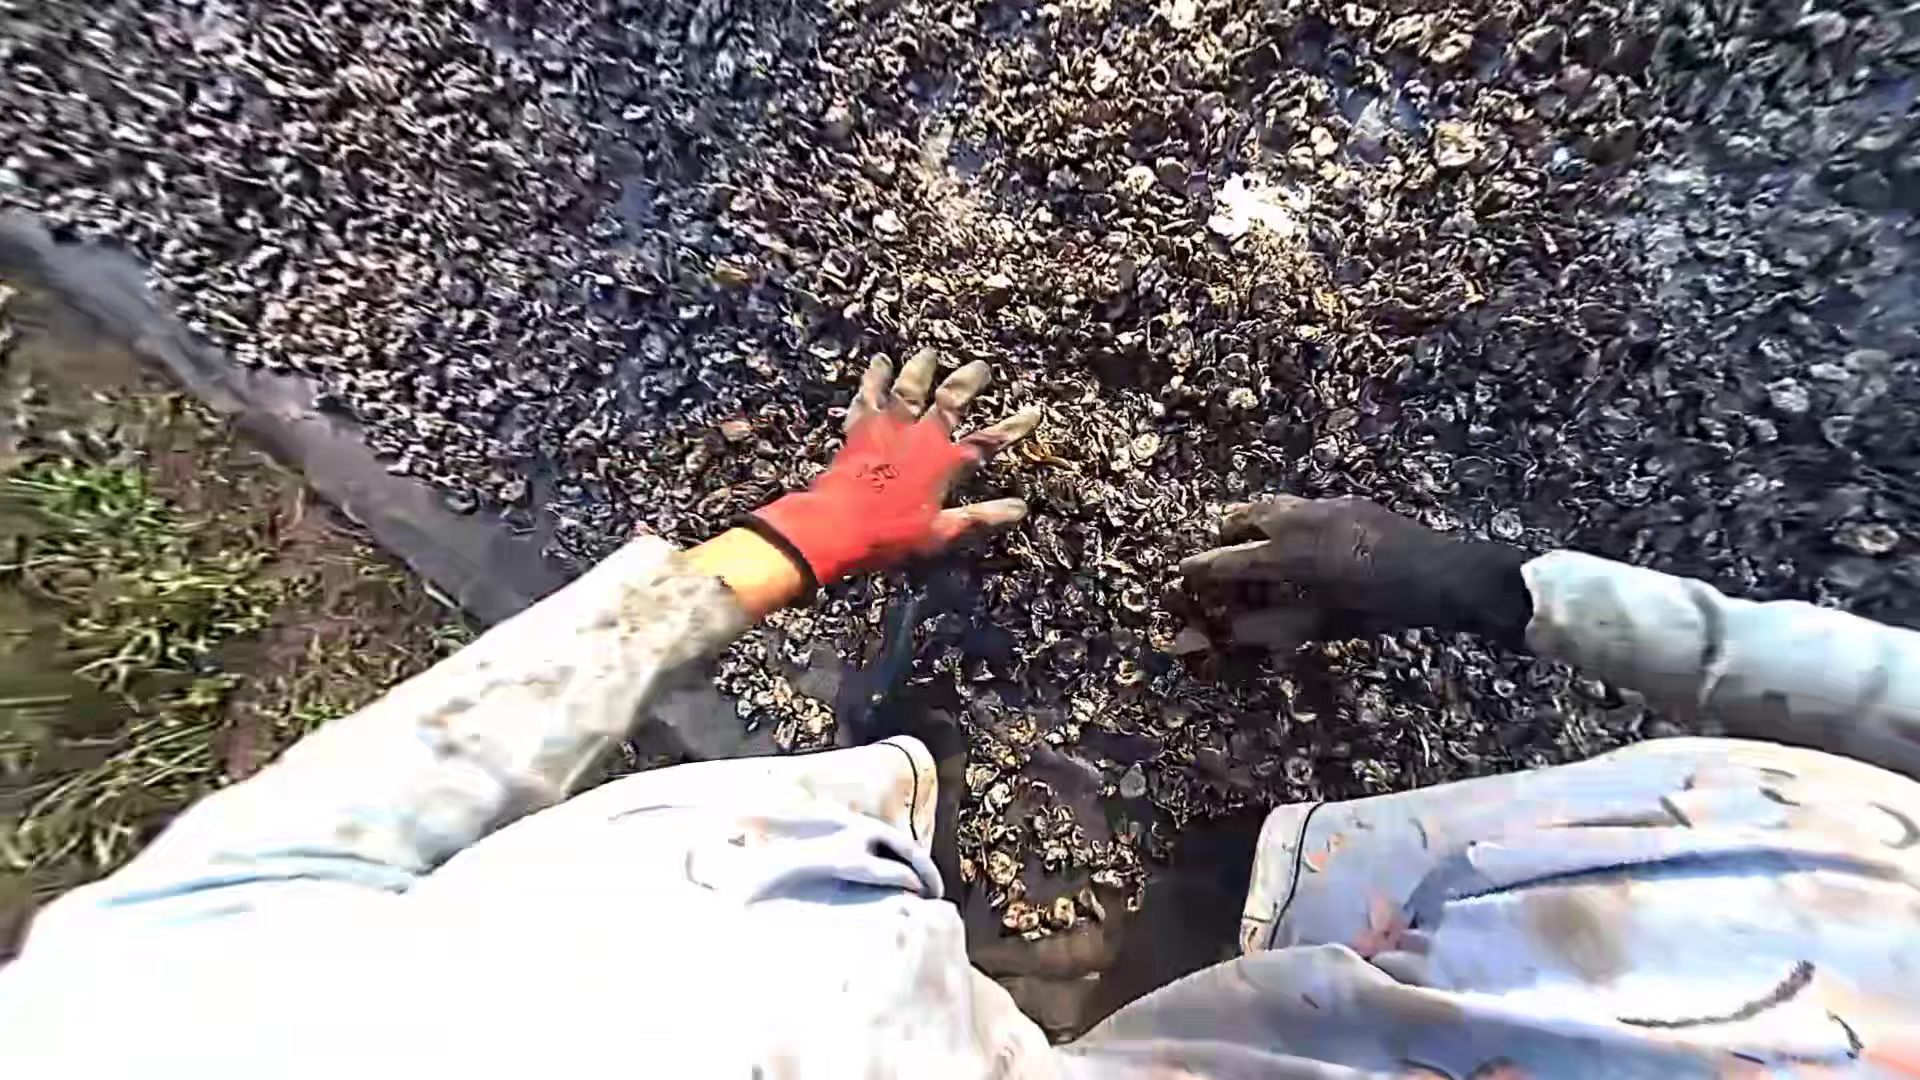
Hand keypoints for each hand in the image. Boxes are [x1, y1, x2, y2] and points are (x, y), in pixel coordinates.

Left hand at [748, 349, 1040, 590]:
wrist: (837, 526)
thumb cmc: (891, 534)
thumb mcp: (942, 533)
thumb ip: (981, 517)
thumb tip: (1020, 509)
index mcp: (944, 462)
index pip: (988, 441)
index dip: (1013, 427)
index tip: (1034, 411)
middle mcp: (921, 437)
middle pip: (951, 400)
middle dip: (969, 381)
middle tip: (981, 367)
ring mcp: (889, 428)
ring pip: (910, 388)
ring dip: (921, 369)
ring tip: (930, 354)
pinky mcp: (861, 428)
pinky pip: (869, 395)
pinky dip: (874, 379)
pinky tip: (879, 364)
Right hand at [1178, 497, 1533, 649]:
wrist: (1451, 575)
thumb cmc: (1386, 609)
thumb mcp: (1328, 624)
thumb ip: (1274, 626)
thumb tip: (1231, 631)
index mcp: (1289, 557)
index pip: (1229, 560)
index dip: (1202, 567)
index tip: (1183, 570)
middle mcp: (1297, 522)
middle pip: (1241, 519)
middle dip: (1225, 538)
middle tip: (1225, 559)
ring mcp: (1321, 506)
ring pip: (1267, 505)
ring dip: (1251, 524)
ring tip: (1256, 545)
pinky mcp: (1342, 500)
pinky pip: (1297, 504)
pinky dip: (1282, 520)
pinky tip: (1301, 542)